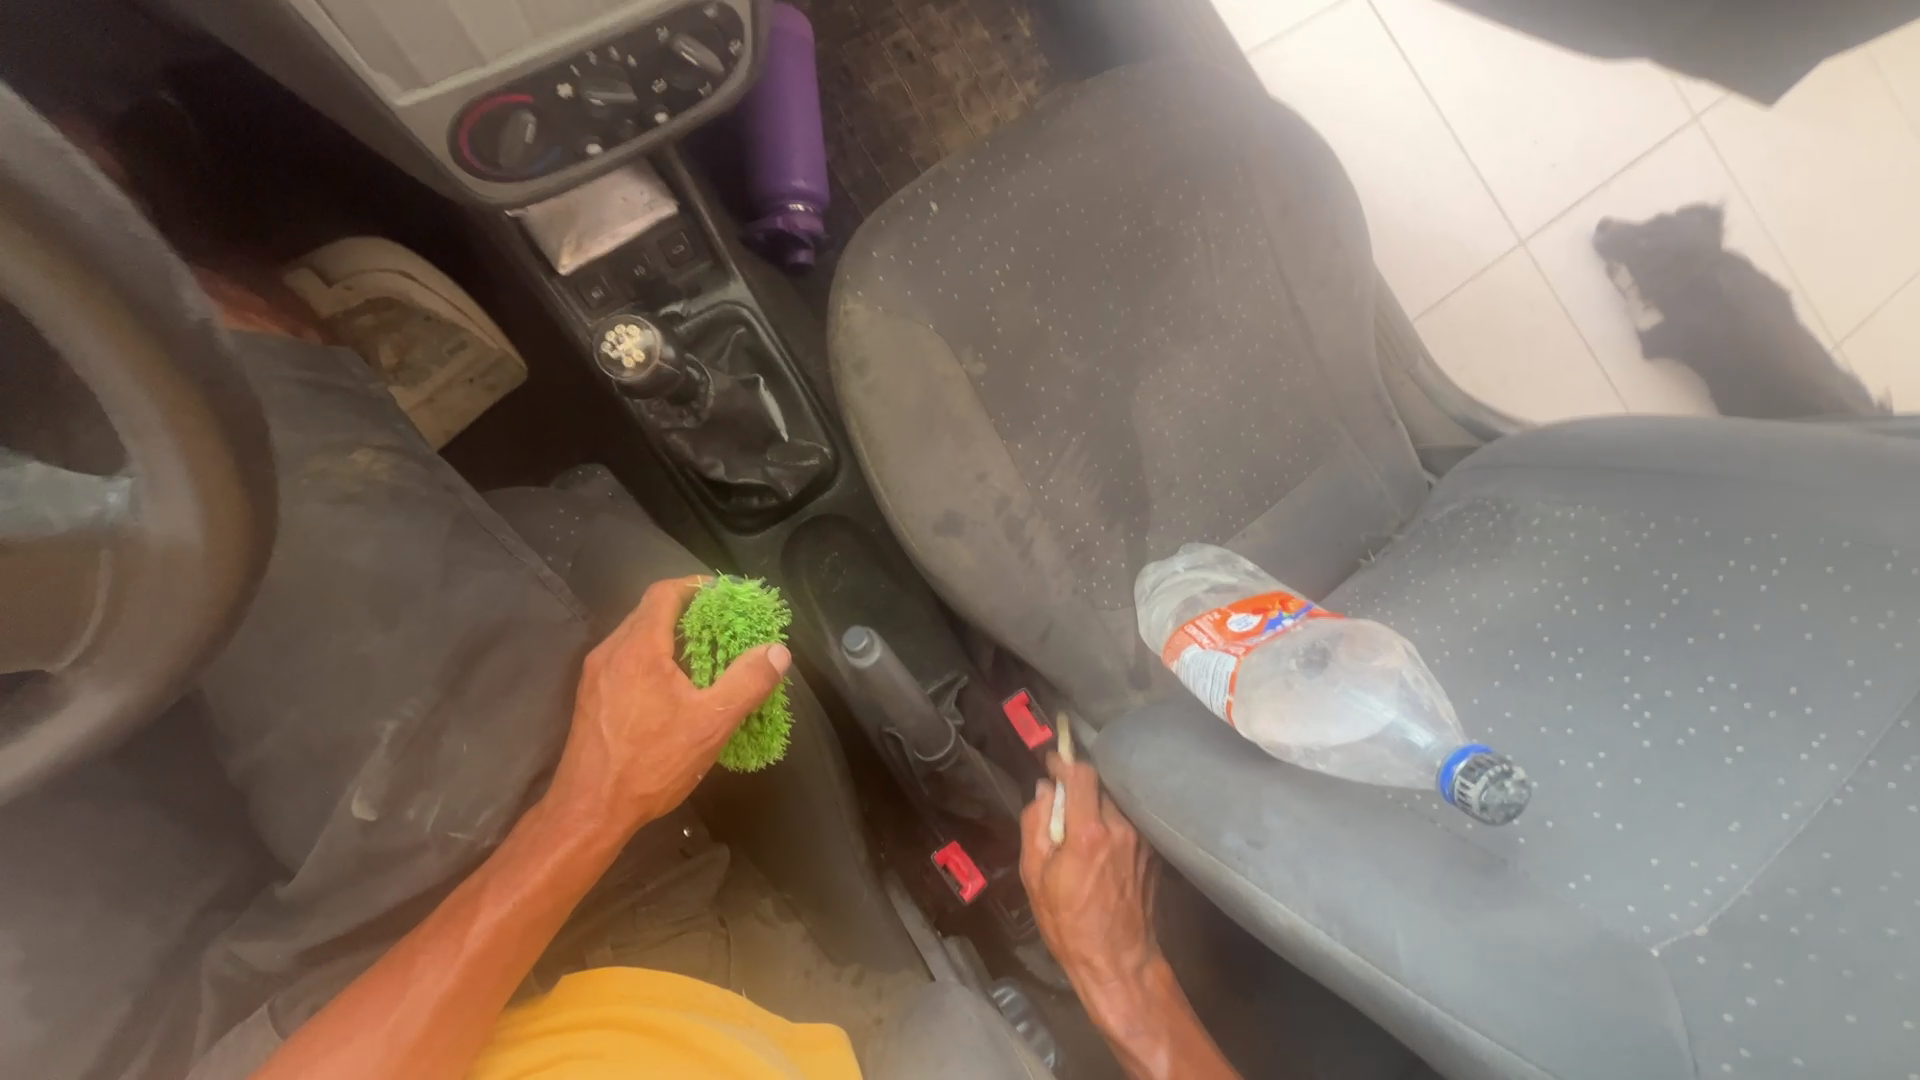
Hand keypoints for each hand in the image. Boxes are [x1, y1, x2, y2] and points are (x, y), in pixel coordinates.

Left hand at [550, 576, 789, 832]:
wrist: (588, 812)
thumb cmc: (650, 763)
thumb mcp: (711, 723)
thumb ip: (747, 682)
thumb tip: (778, 651)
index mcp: (638, 648)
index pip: (664, 593)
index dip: (697, 586)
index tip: (727, 595)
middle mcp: (611, 652)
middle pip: (650, 611)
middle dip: (689, 610)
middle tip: (726, 624)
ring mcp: (597, 676)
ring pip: (637, 636)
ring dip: (672, 635)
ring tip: (708, 653)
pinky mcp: (593, 698)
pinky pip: (627, 659)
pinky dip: (655, 656)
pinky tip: (677, 685)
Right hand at [1020, 754, 1159, 1005]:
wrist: (1118, 963)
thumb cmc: (1069, 923)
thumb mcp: (1034, 875)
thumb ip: (1036, 823)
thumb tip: (1045, 790)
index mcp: (1089, 832)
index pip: (1082, 773)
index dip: (1065, 762)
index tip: (1052, 762)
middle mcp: (1122, 828)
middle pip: (1101, 783)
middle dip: (1080, 784)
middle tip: (1063, 798)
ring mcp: (1143, 840)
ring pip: (1117, 800)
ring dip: (1098, 802)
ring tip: (1081, 820)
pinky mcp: (1154, 852)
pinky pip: (1130, 820)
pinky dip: (1114, 819)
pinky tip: (1102, 840)